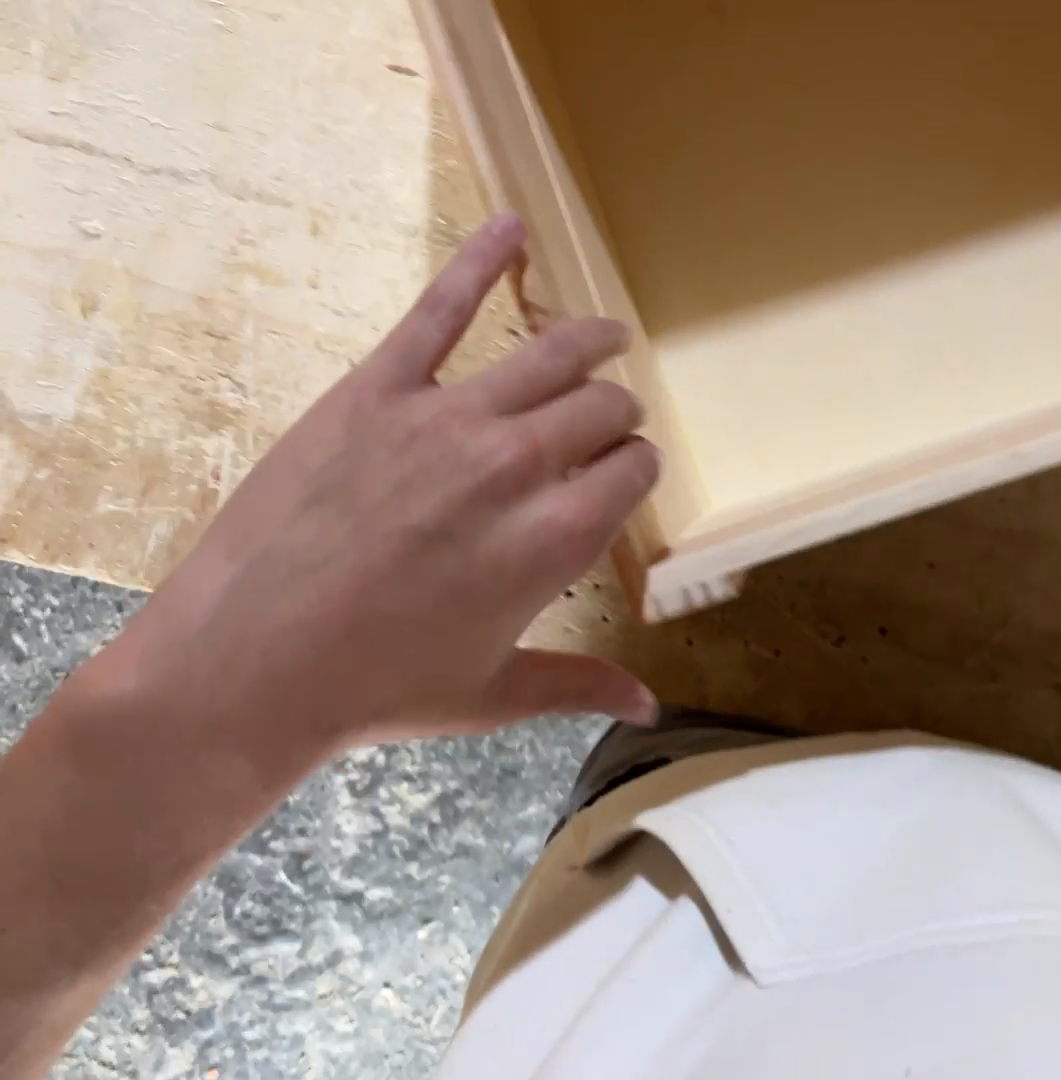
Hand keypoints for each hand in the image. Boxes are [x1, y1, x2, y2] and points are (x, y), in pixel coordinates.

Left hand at [74, 213, 660, 755]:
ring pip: (551, 355)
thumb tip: (651, 708)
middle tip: (615, 420)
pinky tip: (513, 228)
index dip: (639, 469)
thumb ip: (585, 684)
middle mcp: (519, 469)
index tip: (628, 475)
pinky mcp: (375, 394)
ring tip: (612, 334)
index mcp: (558, 540)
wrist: (237, 676)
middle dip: (621, 413)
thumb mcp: (498, 693)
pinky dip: (479, 262)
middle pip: (606, 409)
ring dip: (594, 340)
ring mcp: (447, 423)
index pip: (636, 470)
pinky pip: (439, 311)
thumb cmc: (382, 689)